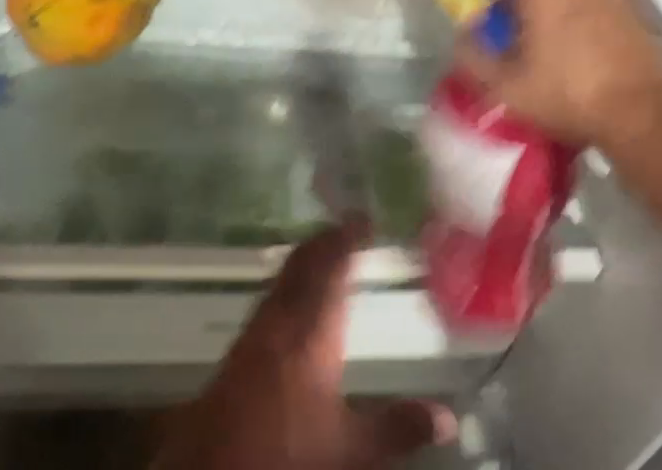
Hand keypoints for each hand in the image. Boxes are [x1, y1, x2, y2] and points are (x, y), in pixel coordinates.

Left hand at [154, 222, 455, 469]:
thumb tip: (447, 416)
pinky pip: (268, 300)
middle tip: (345, 226)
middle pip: (301, 266)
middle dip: (323, 242)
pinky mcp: (237, 354)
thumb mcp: (351, 448)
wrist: (213, 467)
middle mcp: (279, 322)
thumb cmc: (285, 452)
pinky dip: (287, 285)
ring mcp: (253, 336)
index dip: (347, 240)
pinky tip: (291, 302)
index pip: (331, 270)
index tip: (363, 217)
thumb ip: (397, 427)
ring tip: (323, 252)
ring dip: (303, 261)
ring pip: (281, 281)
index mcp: (312, 332)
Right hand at [458, 0, 661, 149]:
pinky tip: (578, 43)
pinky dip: (578, 13)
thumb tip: (464, 33)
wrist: (638, 115)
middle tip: (512, 28)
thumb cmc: (565, 97)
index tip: (485, 18)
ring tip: (546, 37)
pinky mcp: (629, 8)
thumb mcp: (505, 86)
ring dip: (550, 2)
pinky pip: (590, 0)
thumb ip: (473, 55)